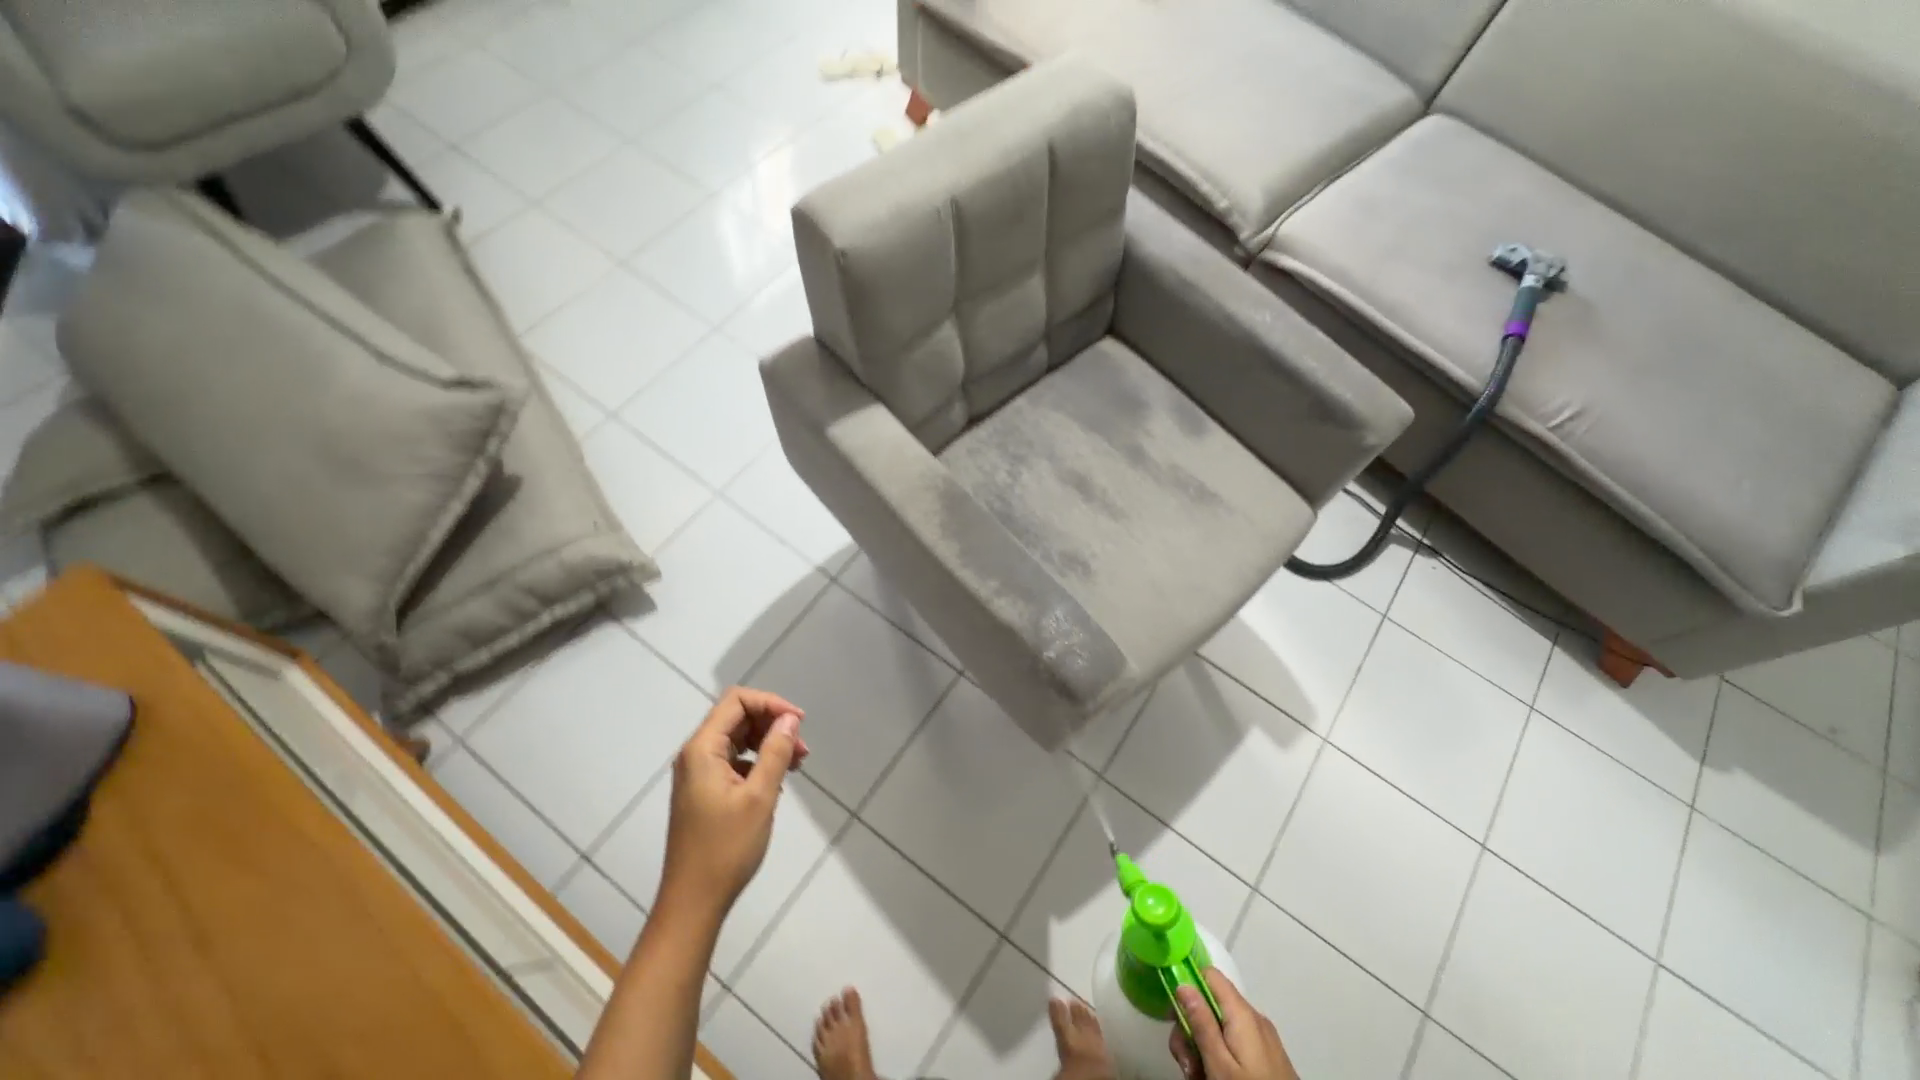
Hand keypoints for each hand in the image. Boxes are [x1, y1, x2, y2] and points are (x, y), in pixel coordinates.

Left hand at [658, 686, 807, 916]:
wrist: (693, 900)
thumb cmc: (726, 847)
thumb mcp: (759, 797)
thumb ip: (776, 752)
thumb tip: (790, 719)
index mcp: (702, 749)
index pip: (737, 701)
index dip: (771, 704)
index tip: (800, 723)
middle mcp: (695, 755)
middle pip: (736, 717)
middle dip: (772, 724)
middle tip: (802, 750)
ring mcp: (698, 774)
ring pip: (737, 740)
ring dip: (767, 744)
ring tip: (796, 765)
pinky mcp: (704, 792)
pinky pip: (733, 762)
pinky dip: (757, 763)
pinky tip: (776, 784)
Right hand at [1169, 969, 1298, 1079]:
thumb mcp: (1218, 1064)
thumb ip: (1201, 1024)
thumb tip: (1184, 985)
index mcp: (1242, 1013)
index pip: (1210, 975)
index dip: (1188, 986)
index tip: (1174, 1014)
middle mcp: (1253, 1017)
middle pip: (1211, 1005)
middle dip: (1192, 1029)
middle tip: (1187, 1063)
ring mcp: (1262, 1036)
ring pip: (1220, 1026)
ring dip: (1203, 1046)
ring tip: (1199, 1075)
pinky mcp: (1266, 1052)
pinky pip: (1234, 1041)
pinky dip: (1220, 1054)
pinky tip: (1216, 1076)